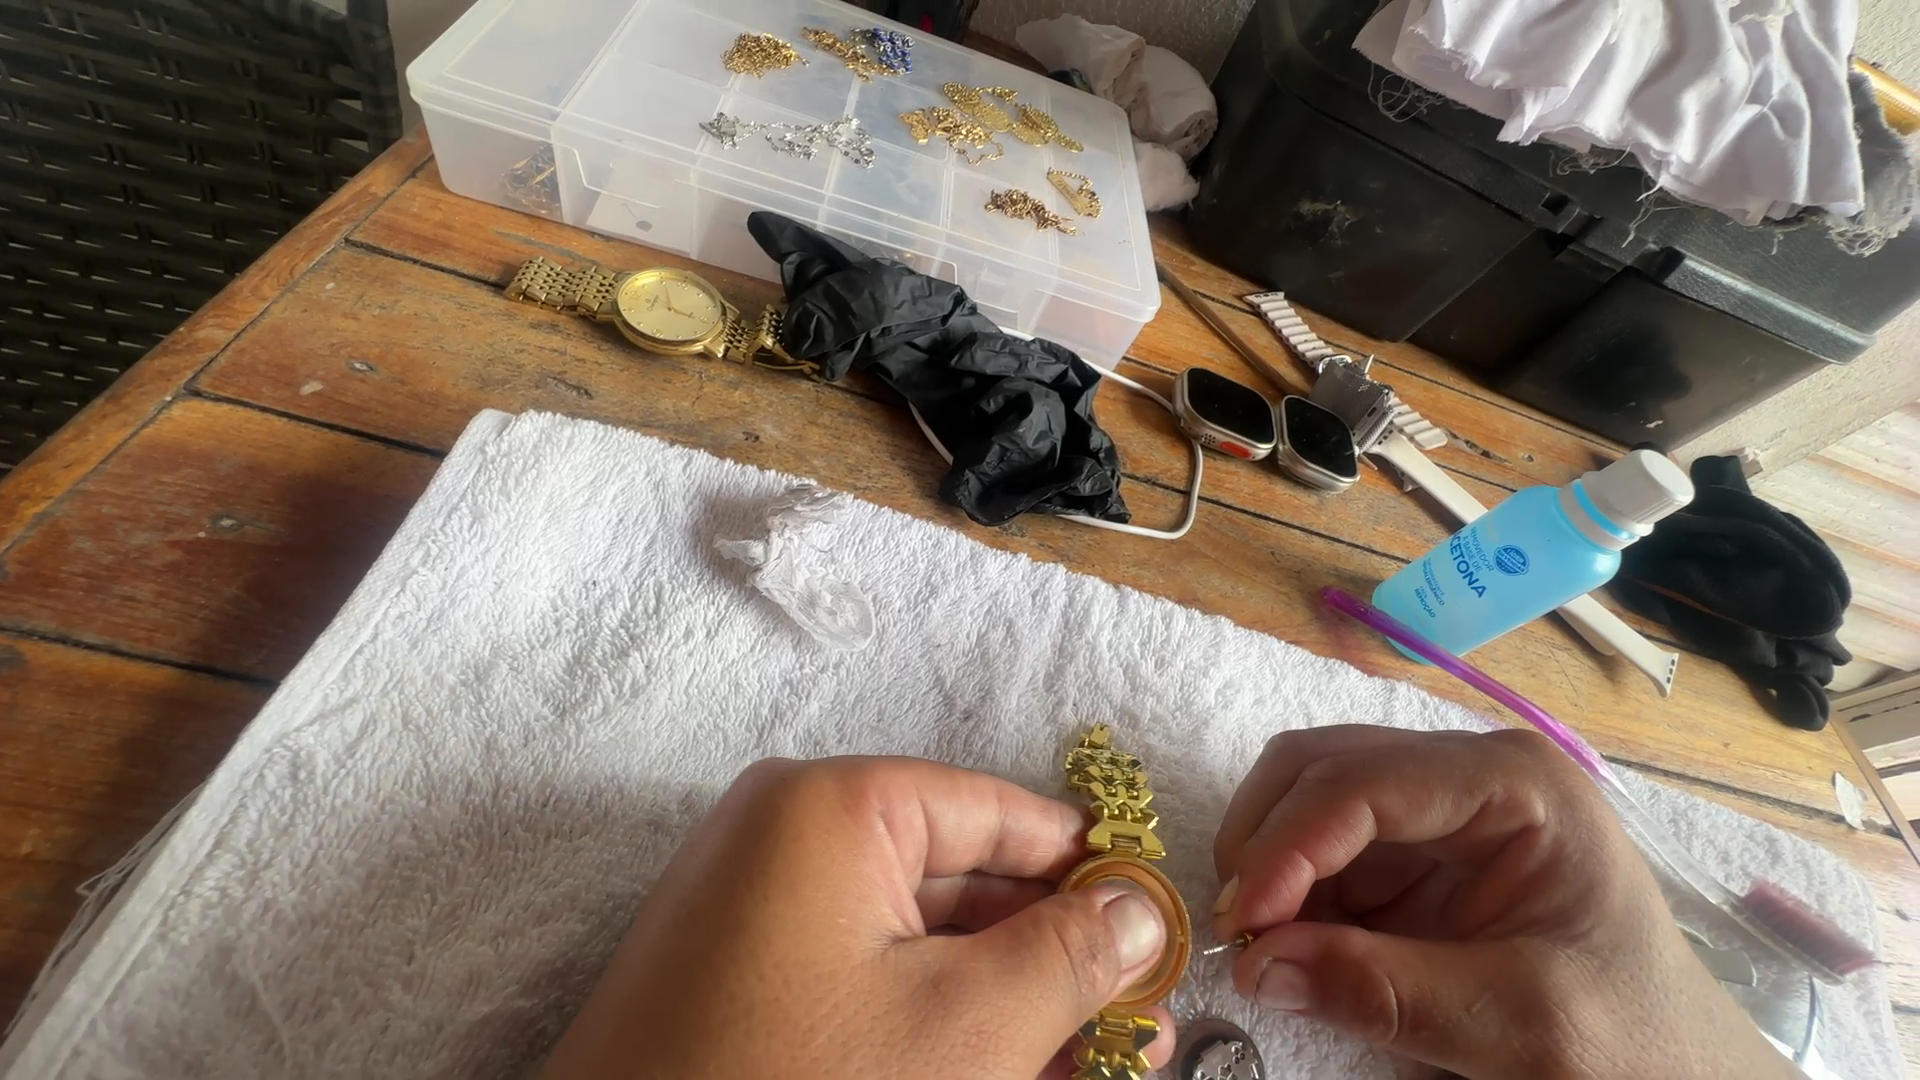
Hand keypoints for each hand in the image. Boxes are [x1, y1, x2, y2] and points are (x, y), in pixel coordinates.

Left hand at [539, 757, 1173, 1079]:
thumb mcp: (960, 1028)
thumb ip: (1064, 956)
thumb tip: (1140, 908)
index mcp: (835, 804)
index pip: (995, 809)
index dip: (1084, 862)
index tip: (1155, 912)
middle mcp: (796, 833)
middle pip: (965, 878)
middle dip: (1056, 950)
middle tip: (1141, 1008)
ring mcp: (769, 906)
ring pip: (925, 940)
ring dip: (1012, 996)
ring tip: (1106, 1055)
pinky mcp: (755, 974)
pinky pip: (876, 977)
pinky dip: (946, 1019)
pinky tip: (1022, 1067)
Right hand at [1212, 727, 1793, 1078]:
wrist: (1683, 1078)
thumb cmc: (1639, 1050)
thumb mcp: (1527, 1033)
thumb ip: (1385, 994)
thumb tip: (1252, 966)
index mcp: (1513, 783)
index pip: (1366, 783)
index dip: (1290, 844)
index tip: (1241, 920)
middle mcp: (1459, 769)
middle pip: (1319, 766)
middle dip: (1265, 841)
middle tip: (1237, 926)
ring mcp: (1427, 800)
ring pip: (1300, 792)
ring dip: (1264, 859)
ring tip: (1257, 937)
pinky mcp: (1401, 842)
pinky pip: (1311, 842)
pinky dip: (1281, 884)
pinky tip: (1286, 935)